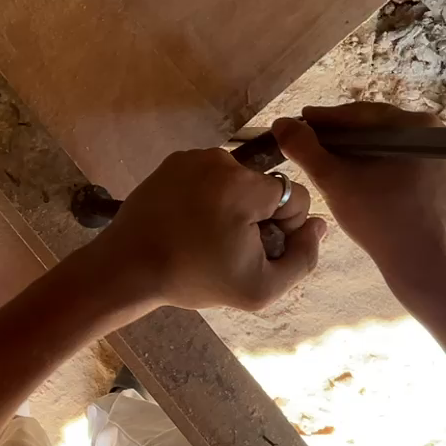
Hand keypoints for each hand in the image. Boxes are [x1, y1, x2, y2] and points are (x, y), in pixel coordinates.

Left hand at [93, 148, 325, 311]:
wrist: (128, 267)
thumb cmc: (194, 278)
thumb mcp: (261, 287)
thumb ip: (304, 257)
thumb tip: (318, 225)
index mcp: (244, 184)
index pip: (295, 196)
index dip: (284, 228)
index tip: (254, 249)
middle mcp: (219, 159)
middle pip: (263, 188)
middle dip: (255, 215)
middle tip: (225, 246)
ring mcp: (191, 157)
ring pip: (235, 181)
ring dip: (230, 205)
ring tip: (203, 235)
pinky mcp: (171, 162)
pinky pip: (207, 177)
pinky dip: (205, 196)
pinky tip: (187, 222)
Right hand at [273, 103, 445, 292]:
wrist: (428, 267)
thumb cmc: (381, 220)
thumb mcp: (333, 180)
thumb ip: (303, 148)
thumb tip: (281, 123)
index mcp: (415, 126)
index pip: (358, 113)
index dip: (321, 120)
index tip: (294, 124)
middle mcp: (434, 134)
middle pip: (373, 128)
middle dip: (337, 137)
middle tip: (306, 146)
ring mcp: (441, 157)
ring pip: (384, 146)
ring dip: (353, 152)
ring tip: (326, 164)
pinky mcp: (442, 179)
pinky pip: (398, 162)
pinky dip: (373, 166)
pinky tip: (354, 181)